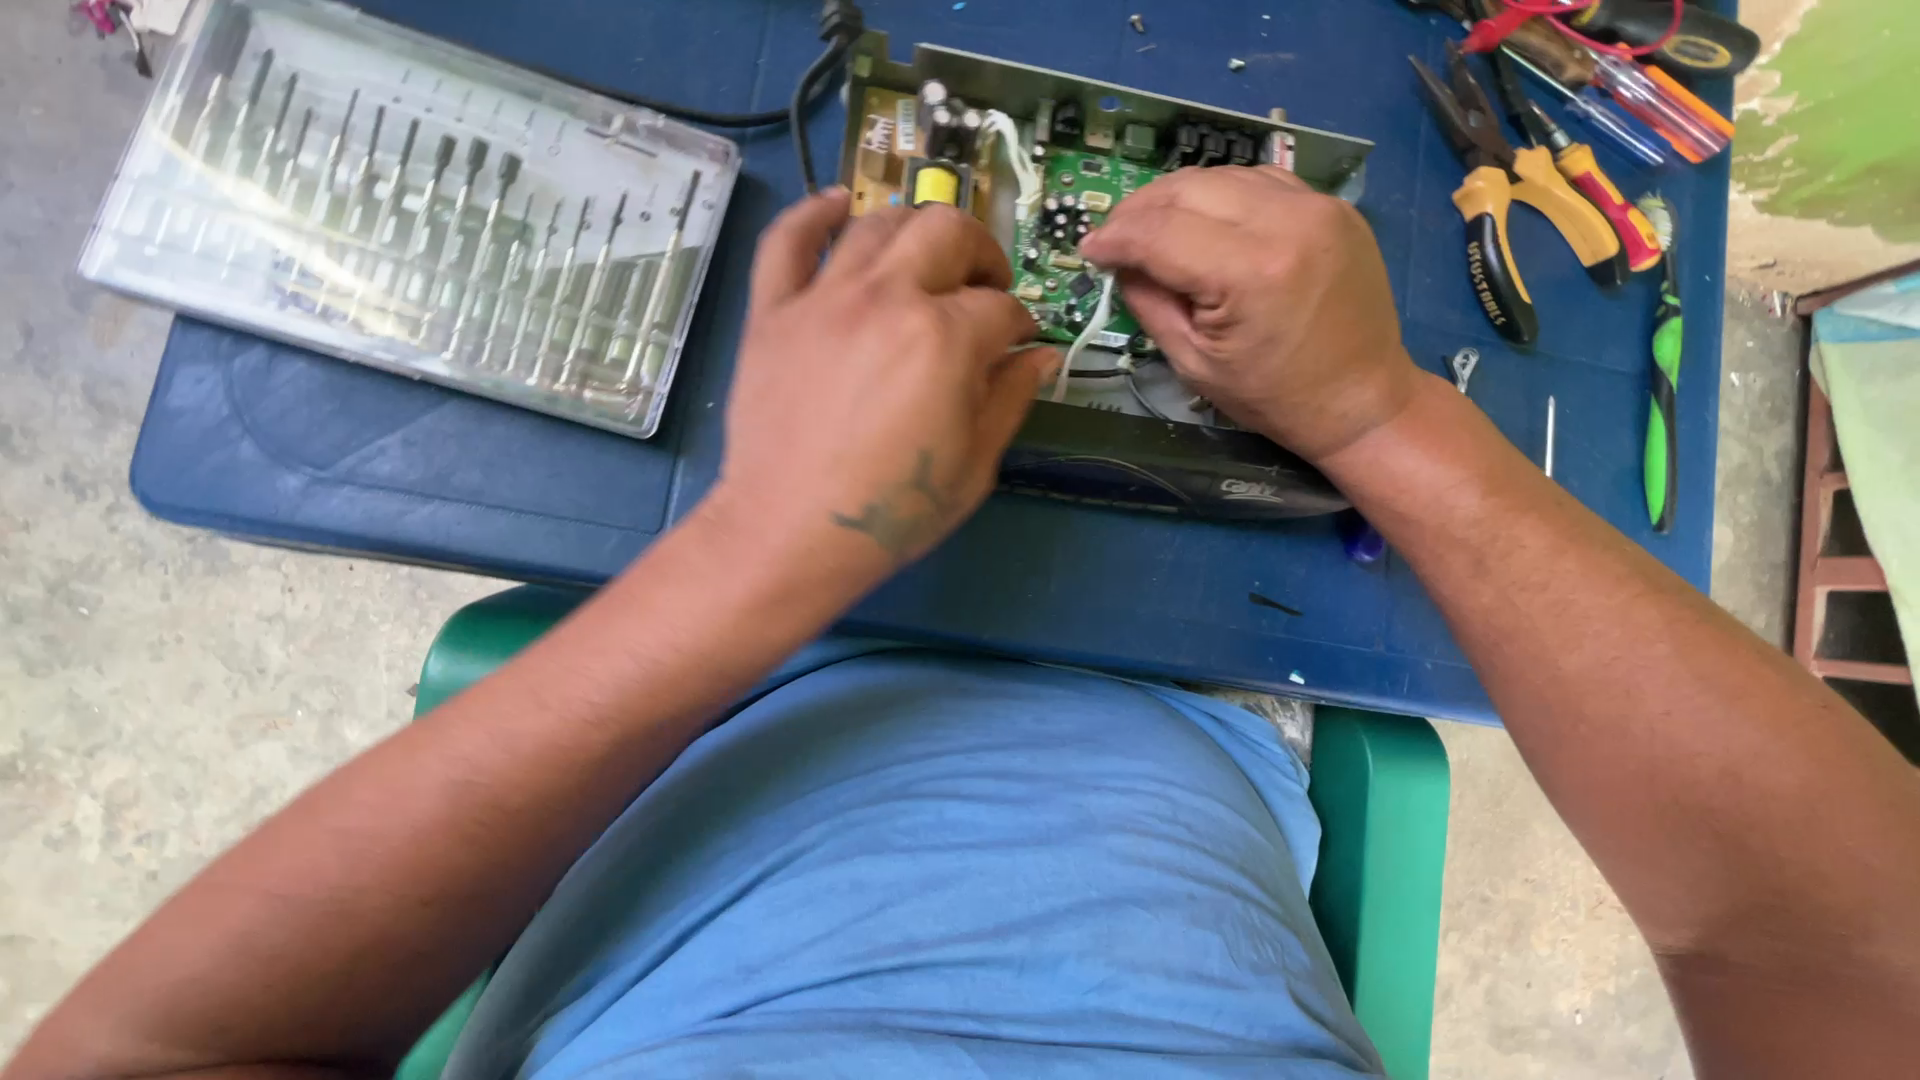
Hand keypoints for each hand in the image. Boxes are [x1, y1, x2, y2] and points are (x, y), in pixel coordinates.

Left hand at [708, 189, 1056, 590]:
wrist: (789, 534)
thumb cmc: (892, 513)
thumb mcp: (973, 467)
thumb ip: (1010, 400)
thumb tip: (1040, 356)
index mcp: (945, 339)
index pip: (1001, 307)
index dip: (1020, 326)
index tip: (1017, 347)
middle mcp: (887, 297)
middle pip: (948, 232)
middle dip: (982, 254)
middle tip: (984, 289)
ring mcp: (822, 297)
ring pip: (877, 223)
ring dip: (916, 230)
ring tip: (926, 262)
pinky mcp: (772, 310)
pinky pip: (787, 238)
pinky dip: (814, 213)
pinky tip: (838, 206)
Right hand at [1078, 166, 1419, 460]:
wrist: (1360, 397)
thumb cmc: (1272, 396)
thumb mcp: (1193, 362)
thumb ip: (1151, 304)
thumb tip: (1121, 265)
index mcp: (1250, 272)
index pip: (1160, 232)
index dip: (1115, 238)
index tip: (1088, 251)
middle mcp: (1287, 222)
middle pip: (1187, 189)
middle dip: (1137, 210)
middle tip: (1112, 238)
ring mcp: (1316, 207)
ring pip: (1221, 176)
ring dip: (1175, 197)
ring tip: (1150, 228)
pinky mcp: (1331, 207)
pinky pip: (1258, 182)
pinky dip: (1219, 195)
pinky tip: (1201, 220)